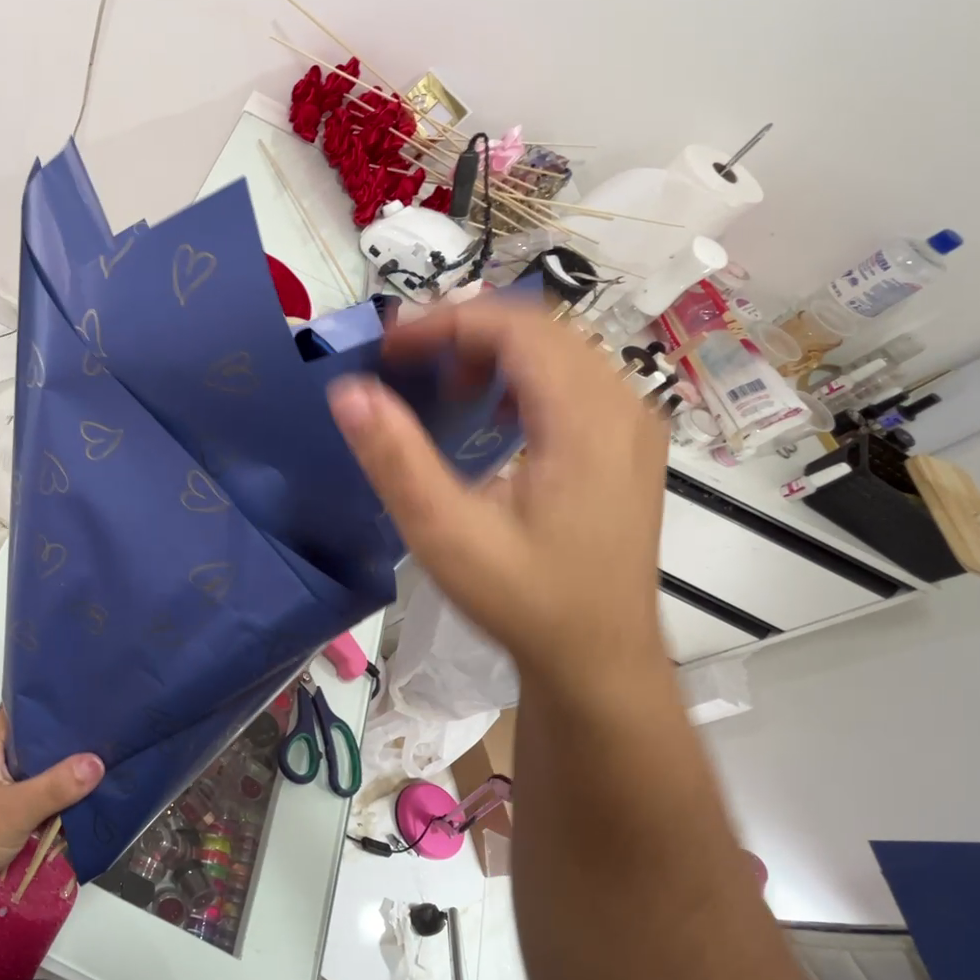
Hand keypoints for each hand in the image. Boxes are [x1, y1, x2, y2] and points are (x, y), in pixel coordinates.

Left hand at [0, 711, 103, 907]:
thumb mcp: (16, 808)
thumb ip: (56, 786)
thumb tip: (98, 762)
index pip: (25, 706)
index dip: (54, 699)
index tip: (89, 695)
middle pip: (40, 739)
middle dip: (70, 737)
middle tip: (110, 729)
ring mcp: (5, 785)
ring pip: (44, 769)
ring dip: (69, 770)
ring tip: (110, 758)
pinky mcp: (12, 810)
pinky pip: (43, 795)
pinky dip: (62, 796)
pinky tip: (92, 795)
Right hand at [327, 301, 669, 682]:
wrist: (599, 656)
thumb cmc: (524, 598)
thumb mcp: (446, 533)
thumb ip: (396, 459)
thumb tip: (347, 391)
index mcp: (585, 420)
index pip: (518, 328)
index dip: (445, 322)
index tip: (386, 346)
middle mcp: (623, 406)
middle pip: (541, 327)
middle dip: (463, 328)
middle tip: (401, 358)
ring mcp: (632, 423)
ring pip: (559, 347)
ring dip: (491, 348)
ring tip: (439, 382)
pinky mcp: (627, 443)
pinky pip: (574, 376)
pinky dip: (519, 373)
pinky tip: (488, 412)